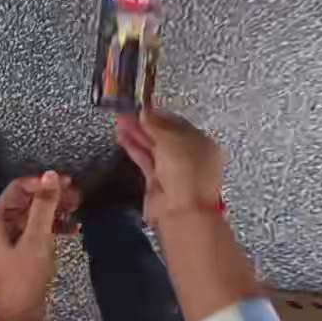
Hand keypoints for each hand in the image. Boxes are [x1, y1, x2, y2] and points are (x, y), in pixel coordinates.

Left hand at [0, 171, 70, 320]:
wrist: (14, 319)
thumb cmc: (22, 278)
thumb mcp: (36, 239)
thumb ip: (44, 207)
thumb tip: (51, 176)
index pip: (20, 188)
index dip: (43, 183)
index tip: (68, 184)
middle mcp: (1, 225)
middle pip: (28, 200)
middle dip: (52, 196)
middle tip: (77, 197)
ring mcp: (12, 239)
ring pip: (35, 215)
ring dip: (55, 211)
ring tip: (78, 210)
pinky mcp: (23, 253)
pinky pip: (39, 232)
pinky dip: (54, 228)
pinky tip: (72, 231)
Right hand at [115, 109, 224, 224]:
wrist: (182, 213)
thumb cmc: (188, 176)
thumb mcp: (172, 140)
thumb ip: (156, 124)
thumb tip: (146, 113)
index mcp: (201, 143)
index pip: (176, 123)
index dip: (158, 114)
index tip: (142, 107)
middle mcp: (188, 156)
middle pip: (163, 134)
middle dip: (144, 123)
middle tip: (127, 112)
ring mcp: (173, 170)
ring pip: (151, 146)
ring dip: (136, 133)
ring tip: (120, 122)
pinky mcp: (157, 181)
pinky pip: (144, 159)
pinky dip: (133, 148)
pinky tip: (123, 138)